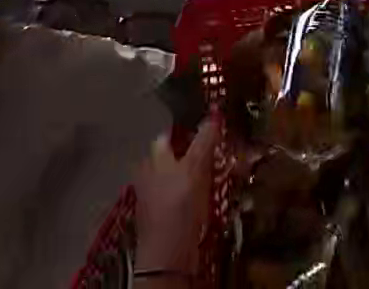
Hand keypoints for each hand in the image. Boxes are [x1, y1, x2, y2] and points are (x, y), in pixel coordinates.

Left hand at [132, 117, 219, 275]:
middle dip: (195, 152)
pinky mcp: (163, 217)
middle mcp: (149, 174)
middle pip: (174, 155)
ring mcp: (154, 197)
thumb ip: (204, 140)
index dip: (189, 128)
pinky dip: (194, 191)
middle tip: (219, 149)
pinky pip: (181, 195)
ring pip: (179, 176)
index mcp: (152, 159)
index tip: (210, 127)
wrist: (168, 255)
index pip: (169, 135)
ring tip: (219, 170)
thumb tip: (215, 113)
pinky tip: (209, 194)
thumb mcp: (195, 167)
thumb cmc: (178, 203)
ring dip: (197, 172)